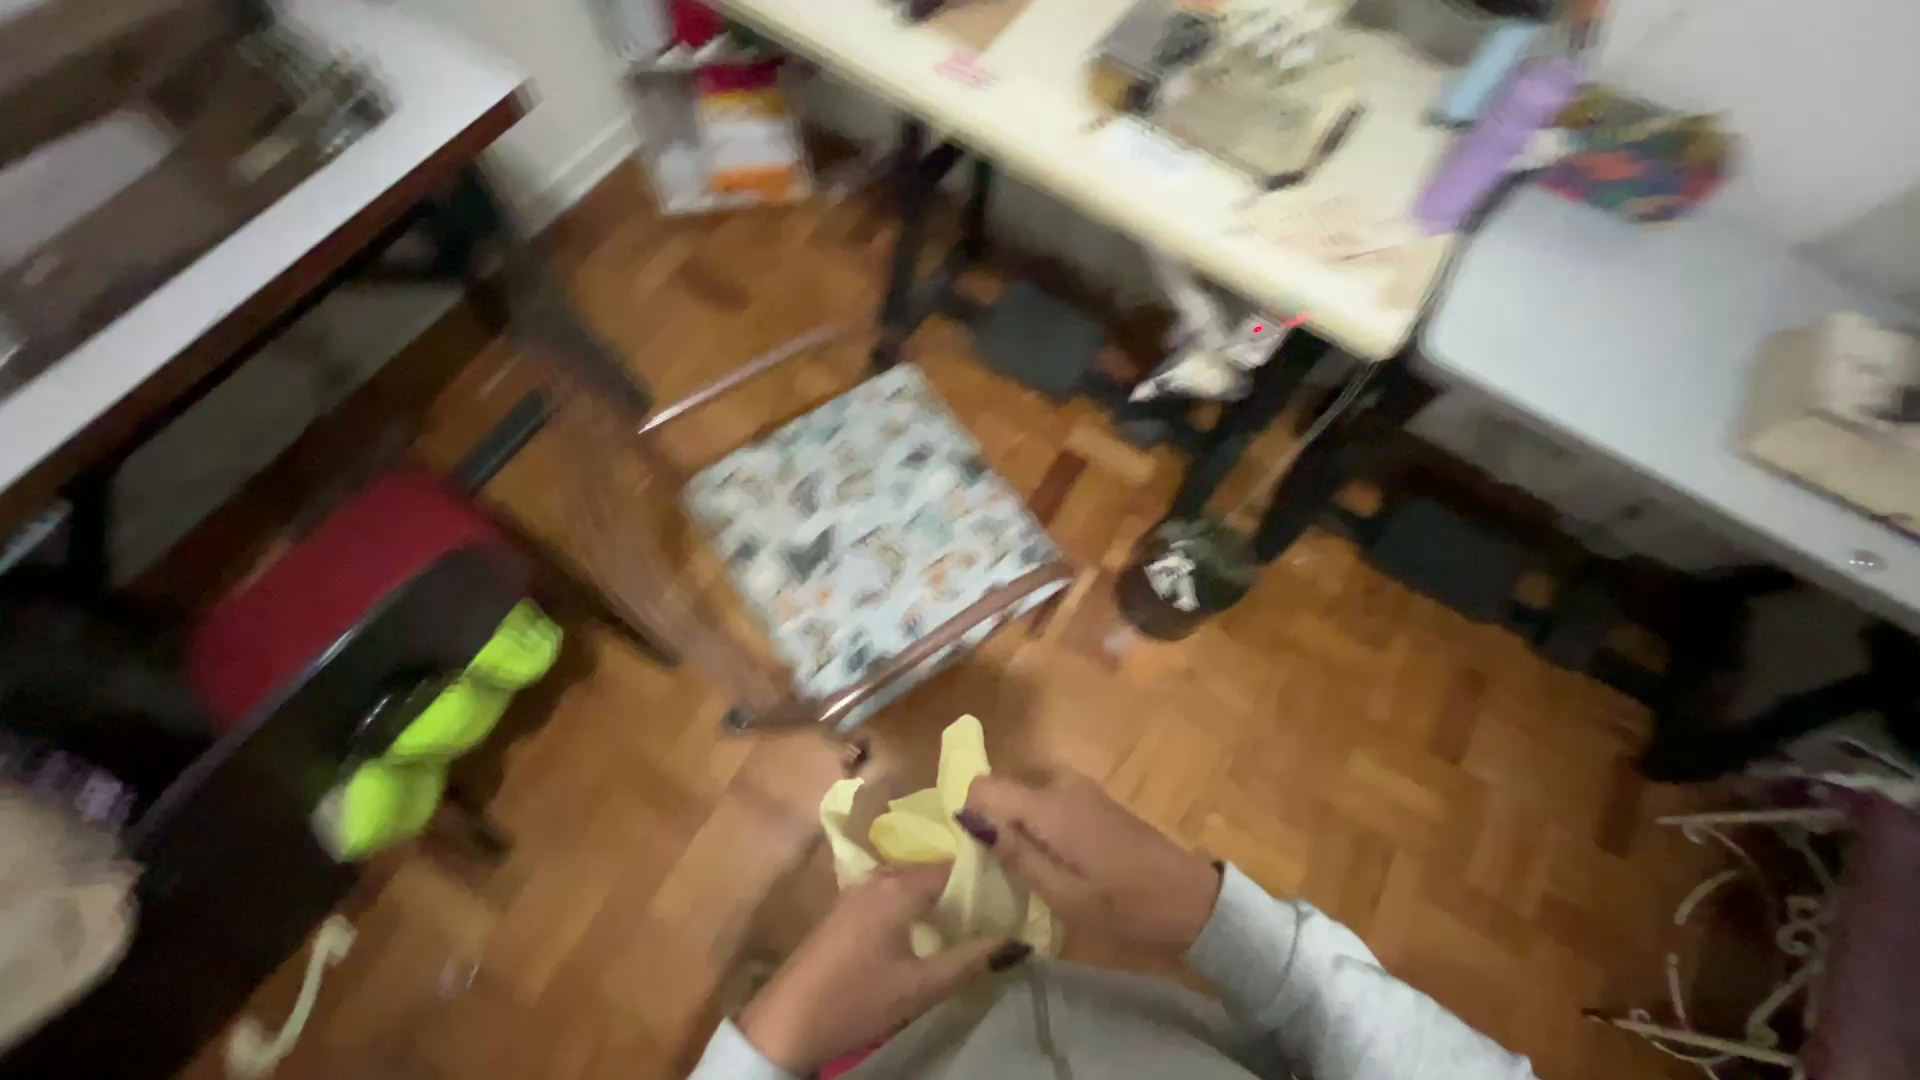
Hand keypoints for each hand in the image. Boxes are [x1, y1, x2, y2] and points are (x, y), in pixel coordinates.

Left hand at [737, 863, 1029, 1073]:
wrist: (787, 1021)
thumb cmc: (857, 999)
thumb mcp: (920, 987)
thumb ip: (968, 960)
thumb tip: (1016, 941)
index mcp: (898, 887)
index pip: (951, 869)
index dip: (981, 883)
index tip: (1007, 898)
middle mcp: (878, 876)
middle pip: (930, 871)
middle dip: (959, 890)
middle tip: (991, 913)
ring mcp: (857, 889)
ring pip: (909, 881)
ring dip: (934, 897)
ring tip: (963, 922)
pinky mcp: (845, 906)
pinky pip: (890, 891)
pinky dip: (912, 903)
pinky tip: (924, 929)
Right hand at [959, 772, 1222, 951]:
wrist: (1189, 897)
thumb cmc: (1124, 904)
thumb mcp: (1063, 894)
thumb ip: (1015, 853)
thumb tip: (969, 819)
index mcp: (1049, 805)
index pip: (984, 785)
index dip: (971, 815)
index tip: (978, 852)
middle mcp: (1060, 783)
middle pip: (1002, 788)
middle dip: (993, 823)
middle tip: (1005, 869)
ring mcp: (1079, 787)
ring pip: (1023, 795)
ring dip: (1016, 825)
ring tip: (1030, 869)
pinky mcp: (1091, 797)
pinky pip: (1045, 799)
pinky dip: (1037, 823)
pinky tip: (1055, 859)